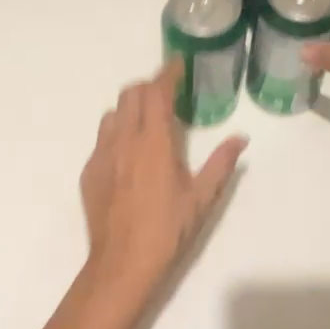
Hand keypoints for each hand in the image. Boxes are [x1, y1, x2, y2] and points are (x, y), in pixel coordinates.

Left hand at [80, 62, 247, 288]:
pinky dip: (116, 134)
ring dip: (129, 109)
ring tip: (146, 123)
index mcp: (153, 142)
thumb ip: (221, 164)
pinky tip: (128, 156)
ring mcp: (101, 155)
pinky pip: (101, 140)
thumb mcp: (202, 198)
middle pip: (130, 94)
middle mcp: (123, 140)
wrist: (122, 263)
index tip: (178, 65)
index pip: (156, 91)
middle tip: (166, 95)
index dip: (167, 73)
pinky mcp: (89, 173)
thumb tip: (240, 139)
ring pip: (111, 114)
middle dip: (148, 87)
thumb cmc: (167, 231)